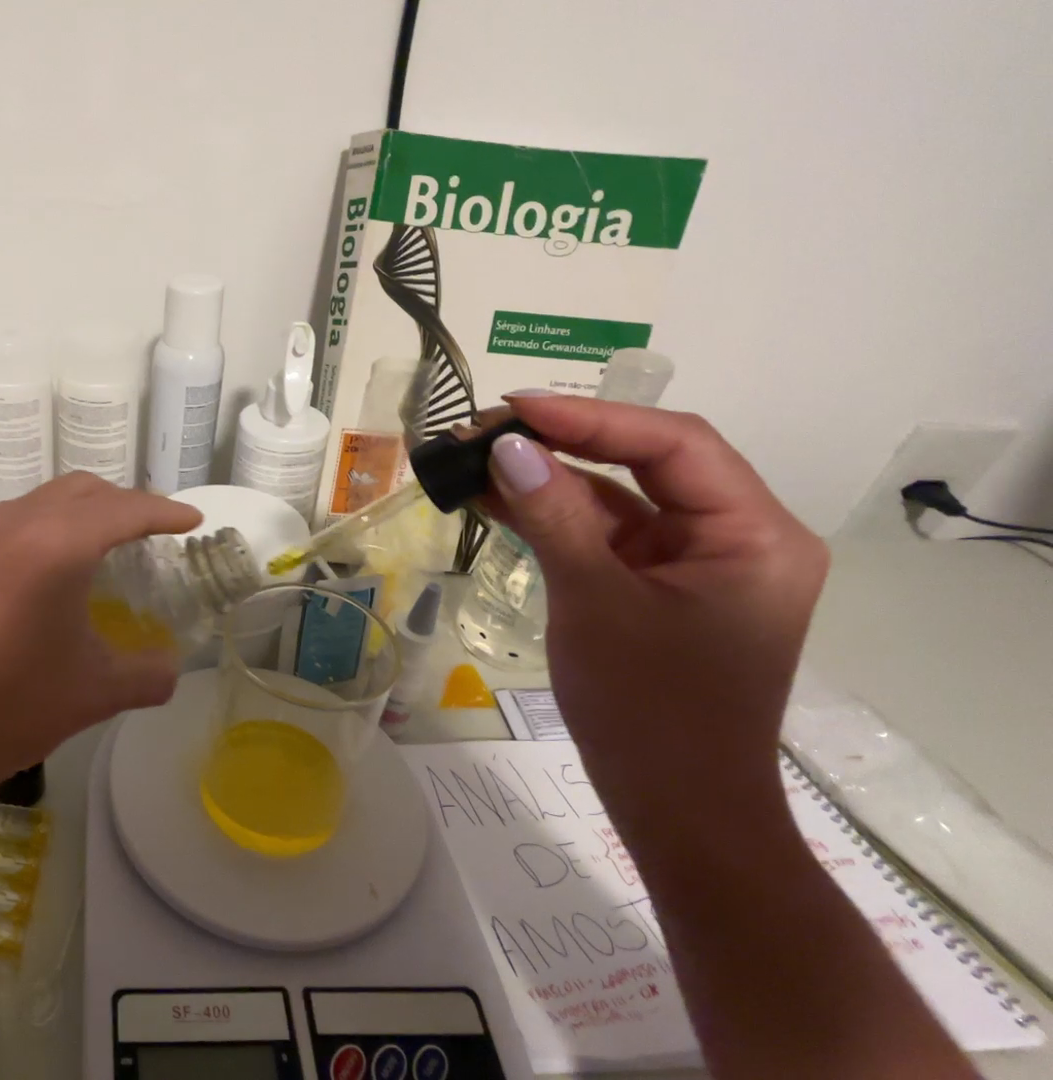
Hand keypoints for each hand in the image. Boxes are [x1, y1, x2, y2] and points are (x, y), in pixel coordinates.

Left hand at [0, 472, 201, 805]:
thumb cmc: (11, 707)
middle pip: (81, 492)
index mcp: (58, 545)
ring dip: (77, 513)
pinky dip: (42, 532)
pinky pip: (9, 526)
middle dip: (122, 503)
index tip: (191, 521)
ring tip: (100, 547)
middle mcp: (14, 526)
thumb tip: (170, 668)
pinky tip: (45, 574)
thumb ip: (147, 674)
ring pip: (39, 504)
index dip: (164, 512)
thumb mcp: (93, 692)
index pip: (124, 510)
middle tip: (150, 532)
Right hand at [476, 394, 828, 833]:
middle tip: (484, 429)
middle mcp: (738, 538)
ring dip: (551, 481)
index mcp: (754, 534)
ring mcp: (698, 566)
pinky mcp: (663, 591)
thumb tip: (505, 446)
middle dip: (564, 444)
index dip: (590, 417)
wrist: (676, 809)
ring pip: (621, 501)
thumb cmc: (648, 709)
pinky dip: (558, 520)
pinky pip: (610, 539)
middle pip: (649, 465)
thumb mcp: (594, 602)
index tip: (513, 407)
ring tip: (475, 460)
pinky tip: (499, 500)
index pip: (674, 445)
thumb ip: (553, 515)